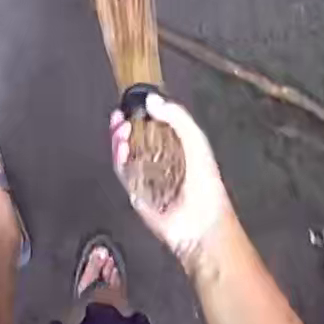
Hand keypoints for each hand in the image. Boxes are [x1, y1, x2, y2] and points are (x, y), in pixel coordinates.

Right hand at [109, 93, 232, 273]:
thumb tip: (151, 99)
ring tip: (120, 129)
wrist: (202, 224)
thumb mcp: (196, 141)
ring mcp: (145, 179)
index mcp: (173, 149)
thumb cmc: (205, 181)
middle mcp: (157, 162)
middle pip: (132, 140)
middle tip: (118, 117)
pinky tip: (121, 148)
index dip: (139, 115)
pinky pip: (123, 175)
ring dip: (118, 140)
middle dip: (123, 126)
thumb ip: (177, 117)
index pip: (150, 127)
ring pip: (124, 155)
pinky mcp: (136, 195)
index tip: (130, 105)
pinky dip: (118, 160)